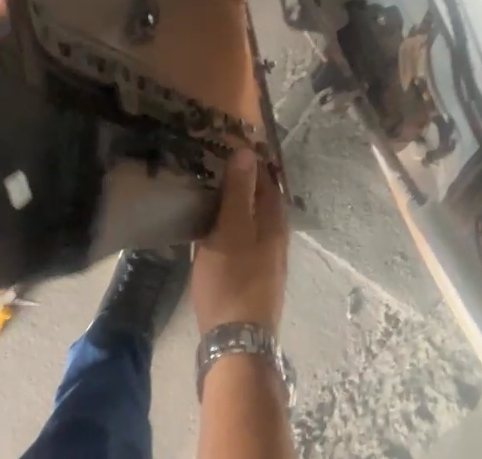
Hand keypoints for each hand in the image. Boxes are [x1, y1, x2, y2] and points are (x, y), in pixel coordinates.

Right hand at [193, 150, 288, 333]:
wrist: (238, 341)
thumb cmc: (231, 280)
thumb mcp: (230, 230)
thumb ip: (239, 192)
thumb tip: (247, 151)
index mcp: (274, 222)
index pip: (267, 178)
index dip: (250, 159)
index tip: (226, 140)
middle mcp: (275, 237)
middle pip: (261, 198)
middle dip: (241, 178)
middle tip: (211, 160)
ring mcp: (265, 258)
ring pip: (251, 218)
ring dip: (234, 201)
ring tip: (206, 188)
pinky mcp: (251, 275)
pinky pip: (243, 236)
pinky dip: (229, 222)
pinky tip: (210, 226)